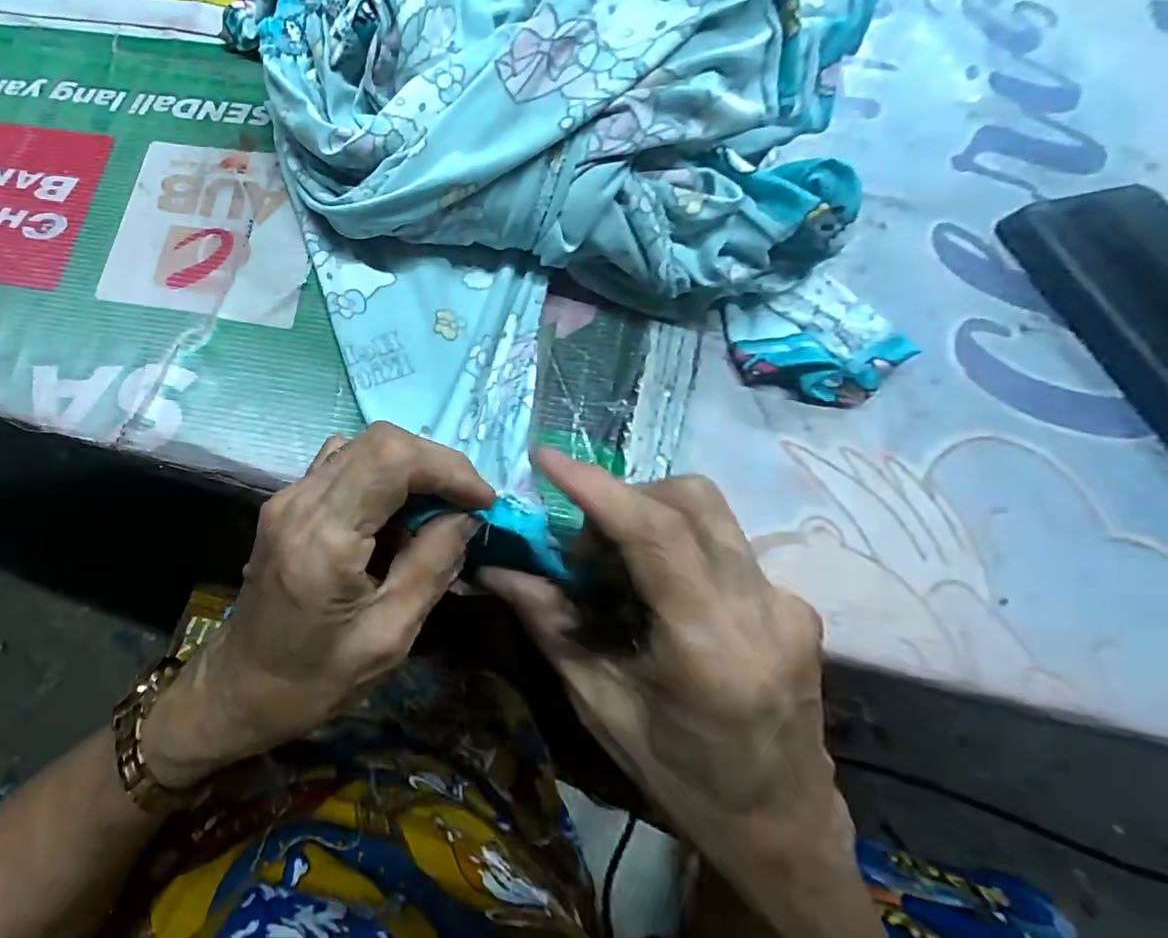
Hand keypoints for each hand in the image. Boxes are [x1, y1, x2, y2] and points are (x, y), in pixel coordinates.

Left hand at [140, 422, 493, 788]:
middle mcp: (299, 502)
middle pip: (376, 440)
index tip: (482, 501)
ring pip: (357, 448)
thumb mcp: (390, 635)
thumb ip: (431, 565)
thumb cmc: (318, 677)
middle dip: (432, 463)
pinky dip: (376, 478)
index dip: (445, 466)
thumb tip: (465, 515)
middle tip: (466, 504)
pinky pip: (337, 468)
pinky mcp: (283, 505)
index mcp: (324, 536)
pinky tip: (393, 516)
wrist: (244, 683)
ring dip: (405, 468)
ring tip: (435, 511)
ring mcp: (285, 499)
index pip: (389, 456)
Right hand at [484, 449, 879, 937]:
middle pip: (689, 502)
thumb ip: (547, 622)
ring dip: (645, 517)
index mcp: (709, 646)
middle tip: (577, 548)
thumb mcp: (596, 702)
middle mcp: (761, 612)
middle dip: (618, 499)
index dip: (596, 486)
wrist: (783, 828)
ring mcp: (787, 605)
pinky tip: (650, 594)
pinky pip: (721, 543)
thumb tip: (491, 568)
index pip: (656, 534)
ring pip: (709, 514)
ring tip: (610, 570)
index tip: (545, 457)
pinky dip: (671, 544)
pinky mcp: (793, 606)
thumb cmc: (678, 775)